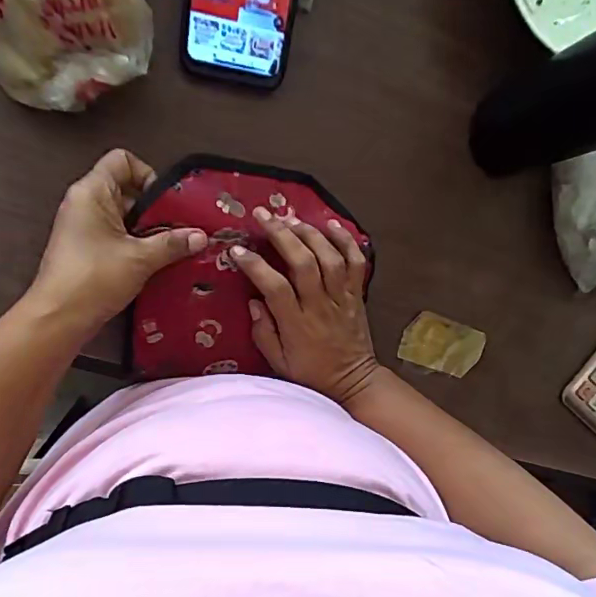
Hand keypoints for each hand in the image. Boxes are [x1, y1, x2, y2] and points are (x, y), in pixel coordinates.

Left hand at [24, 149, 206, 335]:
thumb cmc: (94, 278)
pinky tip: (154, 265)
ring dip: (148, 232)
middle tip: (179, 231)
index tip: (165, 204)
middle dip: (154, 210)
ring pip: (124, 218)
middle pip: (127, 191)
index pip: (123, 161)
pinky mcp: (86, 251)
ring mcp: (83, 228)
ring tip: (172, 250)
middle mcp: (85, 203)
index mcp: (92, 192)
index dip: (148, 176)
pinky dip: (135, 247)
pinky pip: (116, 238)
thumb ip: (172, 244)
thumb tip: (201, 236)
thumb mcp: (140, 259)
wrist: (58, 317)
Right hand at [232, 207, 382, 405]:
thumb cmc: (311, 373)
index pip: (275, 287)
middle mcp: (320, 306)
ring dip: (310, 233)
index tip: (238, 251)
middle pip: (303, 262)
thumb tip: (254, 301)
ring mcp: (342, 298)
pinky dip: (346, 240)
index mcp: (297, 325)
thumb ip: (264, 332)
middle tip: (262, 215)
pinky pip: (356, 262)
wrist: (353, 381)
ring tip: (290, 218)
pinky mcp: (357, 294)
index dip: (255, 266)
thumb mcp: (278, 362)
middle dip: (281, 235)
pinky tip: (330, 224)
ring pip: (329, 257)